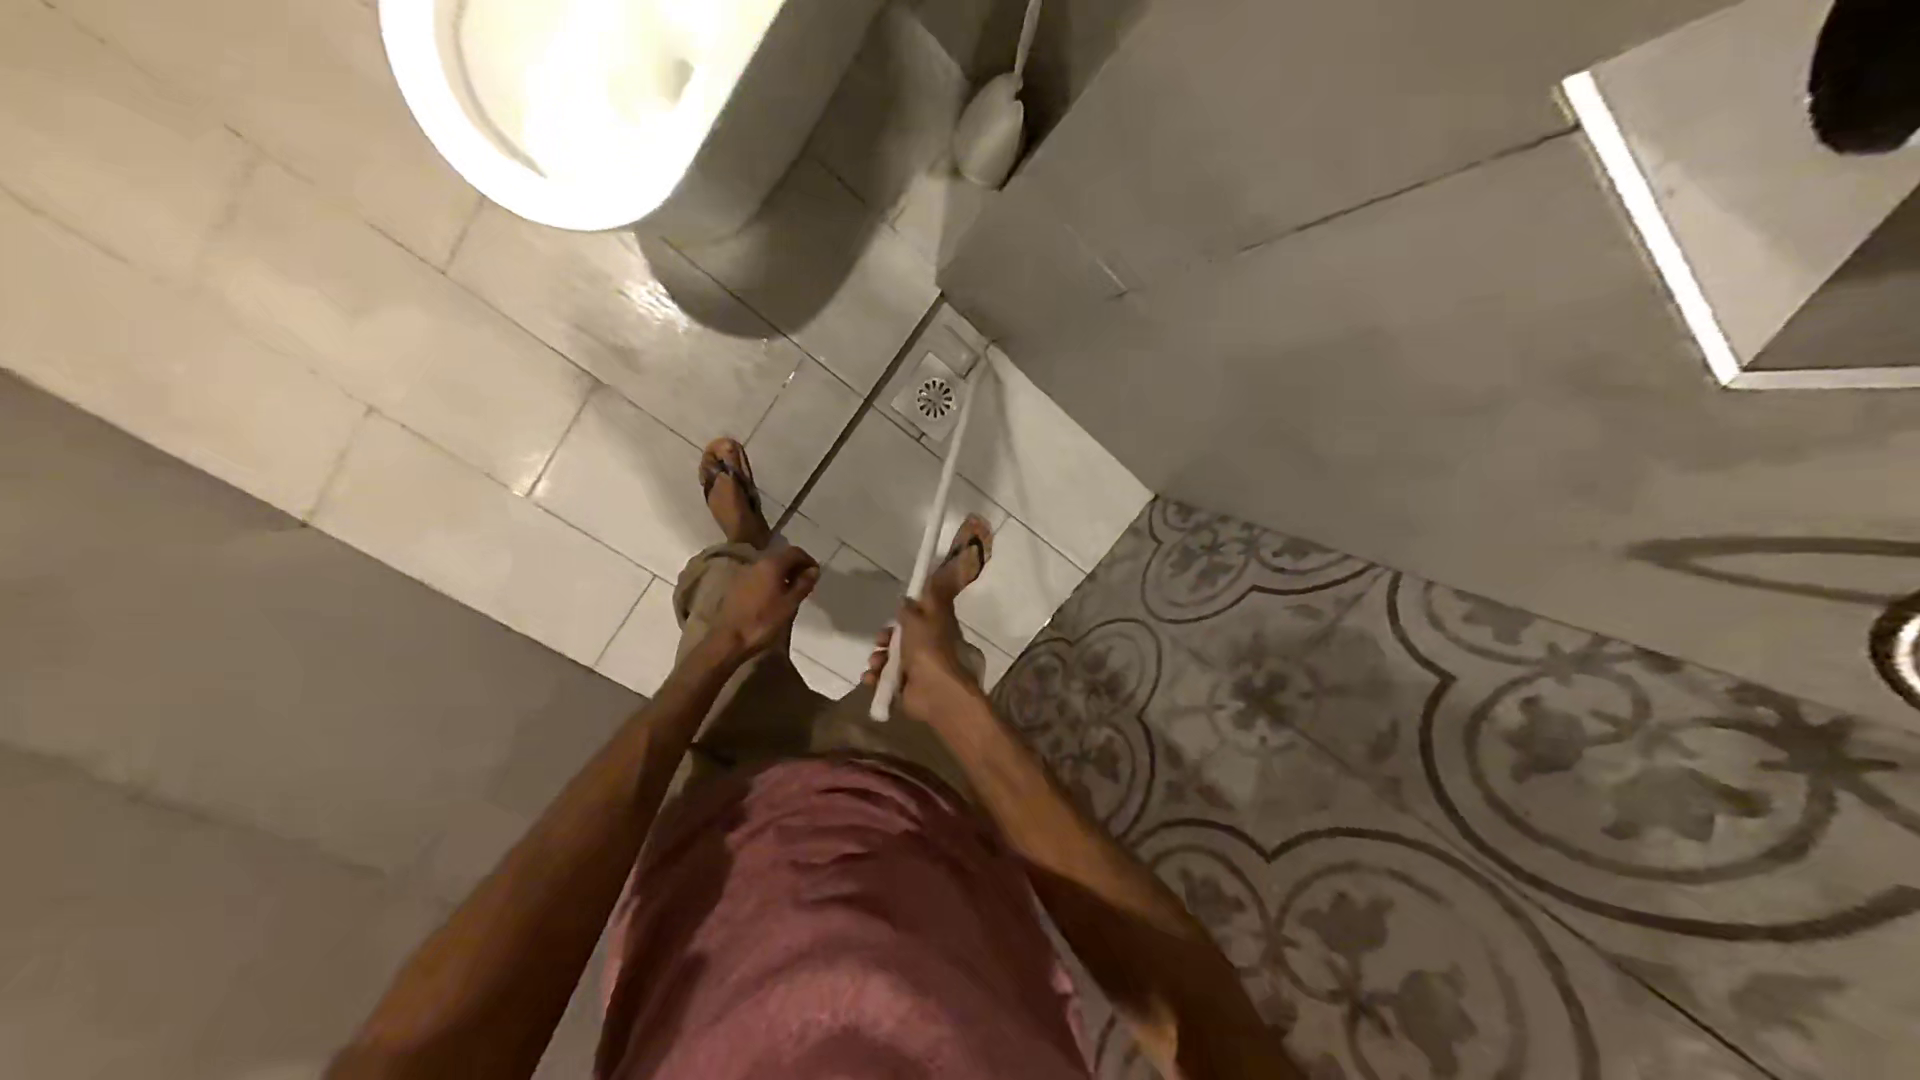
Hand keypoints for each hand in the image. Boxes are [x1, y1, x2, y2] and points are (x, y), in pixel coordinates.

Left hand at [709, 546, 819, 662]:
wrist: (729, 639)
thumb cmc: (764, 621)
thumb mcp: (790, 604)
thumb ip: (803, 584)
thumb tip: (814, 570)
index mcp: (772, 565)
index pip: (795, 552)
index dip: (808, 560)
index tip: (816, 573)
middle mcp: (757, 563)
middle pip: (781, 557)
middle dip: (795, 566)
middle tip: (806, 582)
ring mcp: (744, 573)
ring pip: (769, 566)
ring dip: (783, 573)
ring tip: (792, 590)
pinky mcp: (737, 585)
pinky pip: (759, 575)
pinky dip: (771, 580)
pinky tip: (774, 596)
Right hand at [862, 599, 982, 727]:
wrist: (935, 690)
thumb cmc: (929, 648)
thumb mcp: (918, 620)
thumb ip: (908, 609)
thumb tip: (905, 600)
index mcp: (937, 628)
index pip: (921, 616)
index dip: (906, 613)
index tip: (894, 613)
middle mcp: (928, 647)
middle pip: (901, 638)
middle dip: (885, 638)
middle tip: (880, 640)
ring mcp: (916, 669)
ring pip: (890, 659)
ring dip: (877, 659)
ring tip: (875, 663)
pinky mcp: (904, 688)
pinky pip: (884, 680)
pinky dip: (875, 678)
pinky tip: (870, 678)